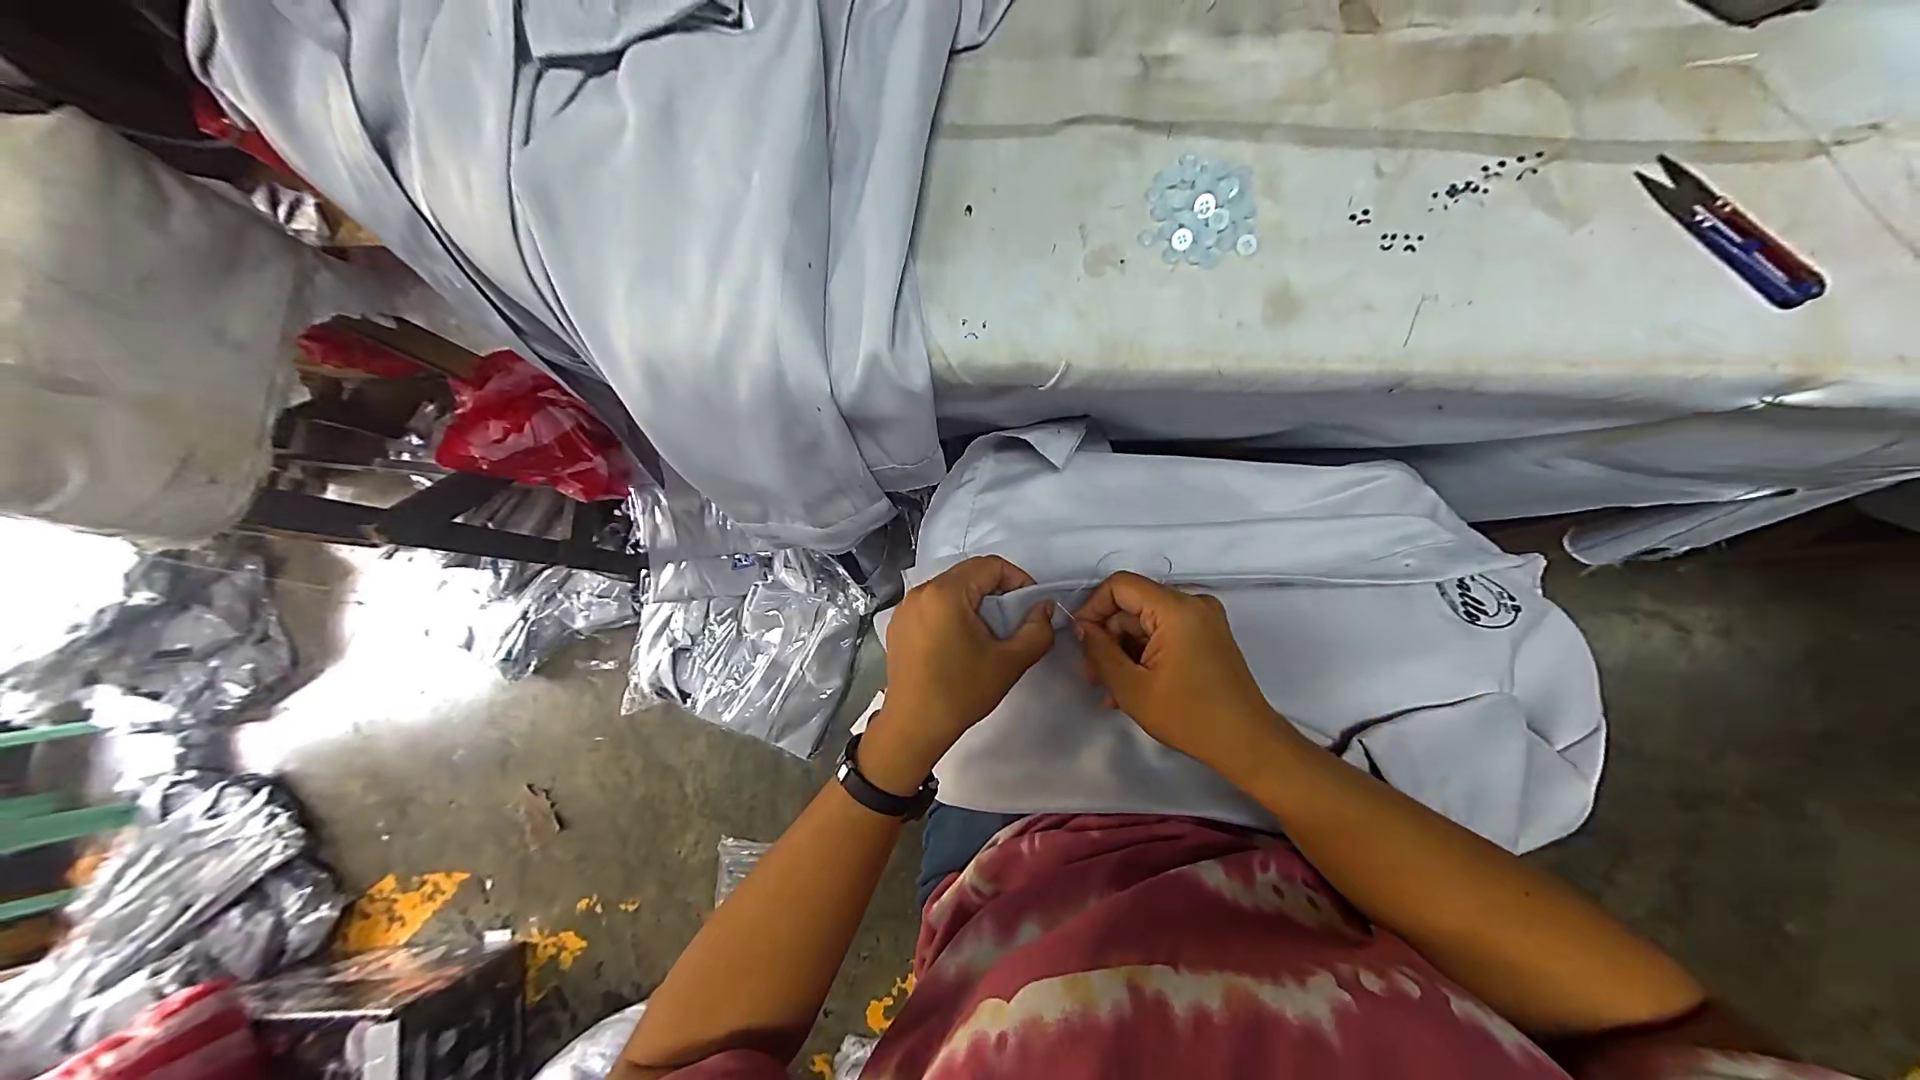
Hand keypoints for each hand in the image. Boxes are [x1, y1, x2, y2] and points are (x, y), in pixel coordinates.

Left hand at [863, 556, 1054, 792]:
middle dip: (996, 590)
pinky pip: (932, 605)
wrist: (914, 727)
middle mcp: (920, 592)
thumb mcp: (1009, 662)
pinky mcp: (898, 626)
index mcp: (945, 593)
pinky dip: (952, 612)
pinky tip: (961, 642)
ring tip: (989, 632)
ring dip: (974, 601)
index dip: (1017, 579)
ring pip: (949, 589)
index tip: (1030, 606)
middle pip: (968, 574)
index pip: (990, 565)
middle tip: (1013, 619)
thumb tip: (1044, 608)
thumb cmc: (961, 692)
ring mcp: (905, 609)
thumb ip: (1037, 630)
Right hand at [1072, 571, 1300, 778]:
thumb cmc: (1189, 715)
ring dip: (1123, 651)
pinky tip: (1130, 687)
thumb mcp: (1131, 687)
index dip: (1093, 607)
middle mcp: (1192, 604)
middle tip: (1090, 673)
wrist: (1247, 743)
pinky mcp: (1207, 636)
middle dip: (1107, 636)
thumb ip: (1099, 651)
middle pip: (1133, 605)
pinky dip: (1144, 654)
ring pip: (1146, 622)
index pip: (1120, 585)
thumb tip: (1082, 627)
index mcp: (1177, 609)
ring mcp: (1203, 619)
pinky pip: (1164, 633)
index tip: (1079, 638)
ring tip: (1109, 689)